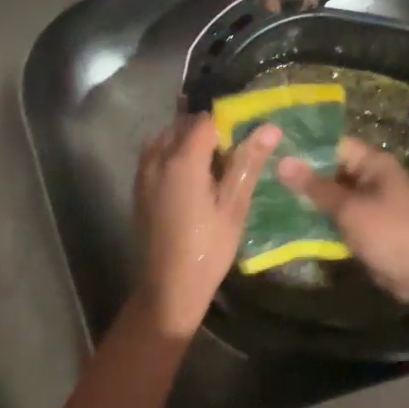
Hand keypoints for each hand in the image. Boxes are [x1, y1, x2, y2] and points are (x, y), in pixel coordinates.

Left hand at [132, 114, 280, 337]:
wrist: (168, 287)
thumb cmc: (208, 248)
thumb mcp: (234, 206)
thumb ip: (248, 162)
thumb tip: (270, 127)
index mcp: (182, 159)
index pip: (206, 120)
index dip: (228, 123)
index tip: (245, 137)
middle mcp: (157, 157)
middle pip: (183, 125)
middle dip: (207, 130)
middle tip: (232, 153)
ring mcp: (143, 172)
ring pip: (166, 138)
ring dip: (188, 142)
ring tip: (213, 166)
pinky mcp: (138, 187)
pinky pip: (155, 155)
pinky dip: (173, 155)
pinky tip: (191, 180)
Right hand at [277, 136, 408, 315]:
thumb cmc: (394, 235)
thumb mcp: (351, 209)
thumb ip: (316, 187)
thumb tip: (283, 161)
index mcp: (374, 164)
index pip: (333, 145)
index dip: (303, 148)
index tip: (269, 151)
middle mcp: (374, 179)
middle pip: (332, 171)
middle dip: (301, 177)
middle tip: (261, 177)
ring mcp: (373, 206)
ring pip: (334, 198)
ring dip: (308, 202)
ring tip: (267, 199)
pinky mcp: (371, 230)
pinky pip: (341, 220)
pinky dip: (321, 222)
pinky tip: (290, 225)